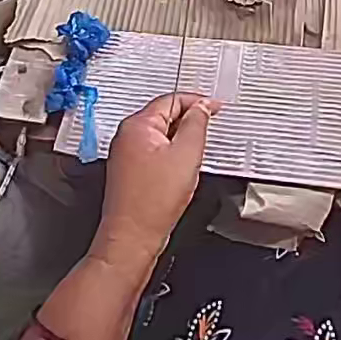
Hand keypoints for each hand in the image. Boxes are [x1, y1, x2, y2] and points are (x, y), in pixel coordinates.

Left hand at [91, 92, 218, 269]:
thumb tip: (201, 107)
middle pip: (165, 115)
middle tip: (208, 130)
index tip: (214, 108)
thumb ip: (197, 124)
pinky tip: (180, 171)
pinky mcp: (130, 171)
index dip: (197, 102)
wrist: (132, 239)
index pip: (172, 100)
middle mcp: (127, 136)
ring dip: (181, 140)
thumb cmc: (152, 202)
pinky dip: (172, 155)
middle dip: (189, 121)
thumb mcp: (187, 154)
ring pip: (162, 134)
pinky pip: (156, 151)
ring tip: (193, 156)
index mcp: (138, 126)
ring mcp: (126, 154)